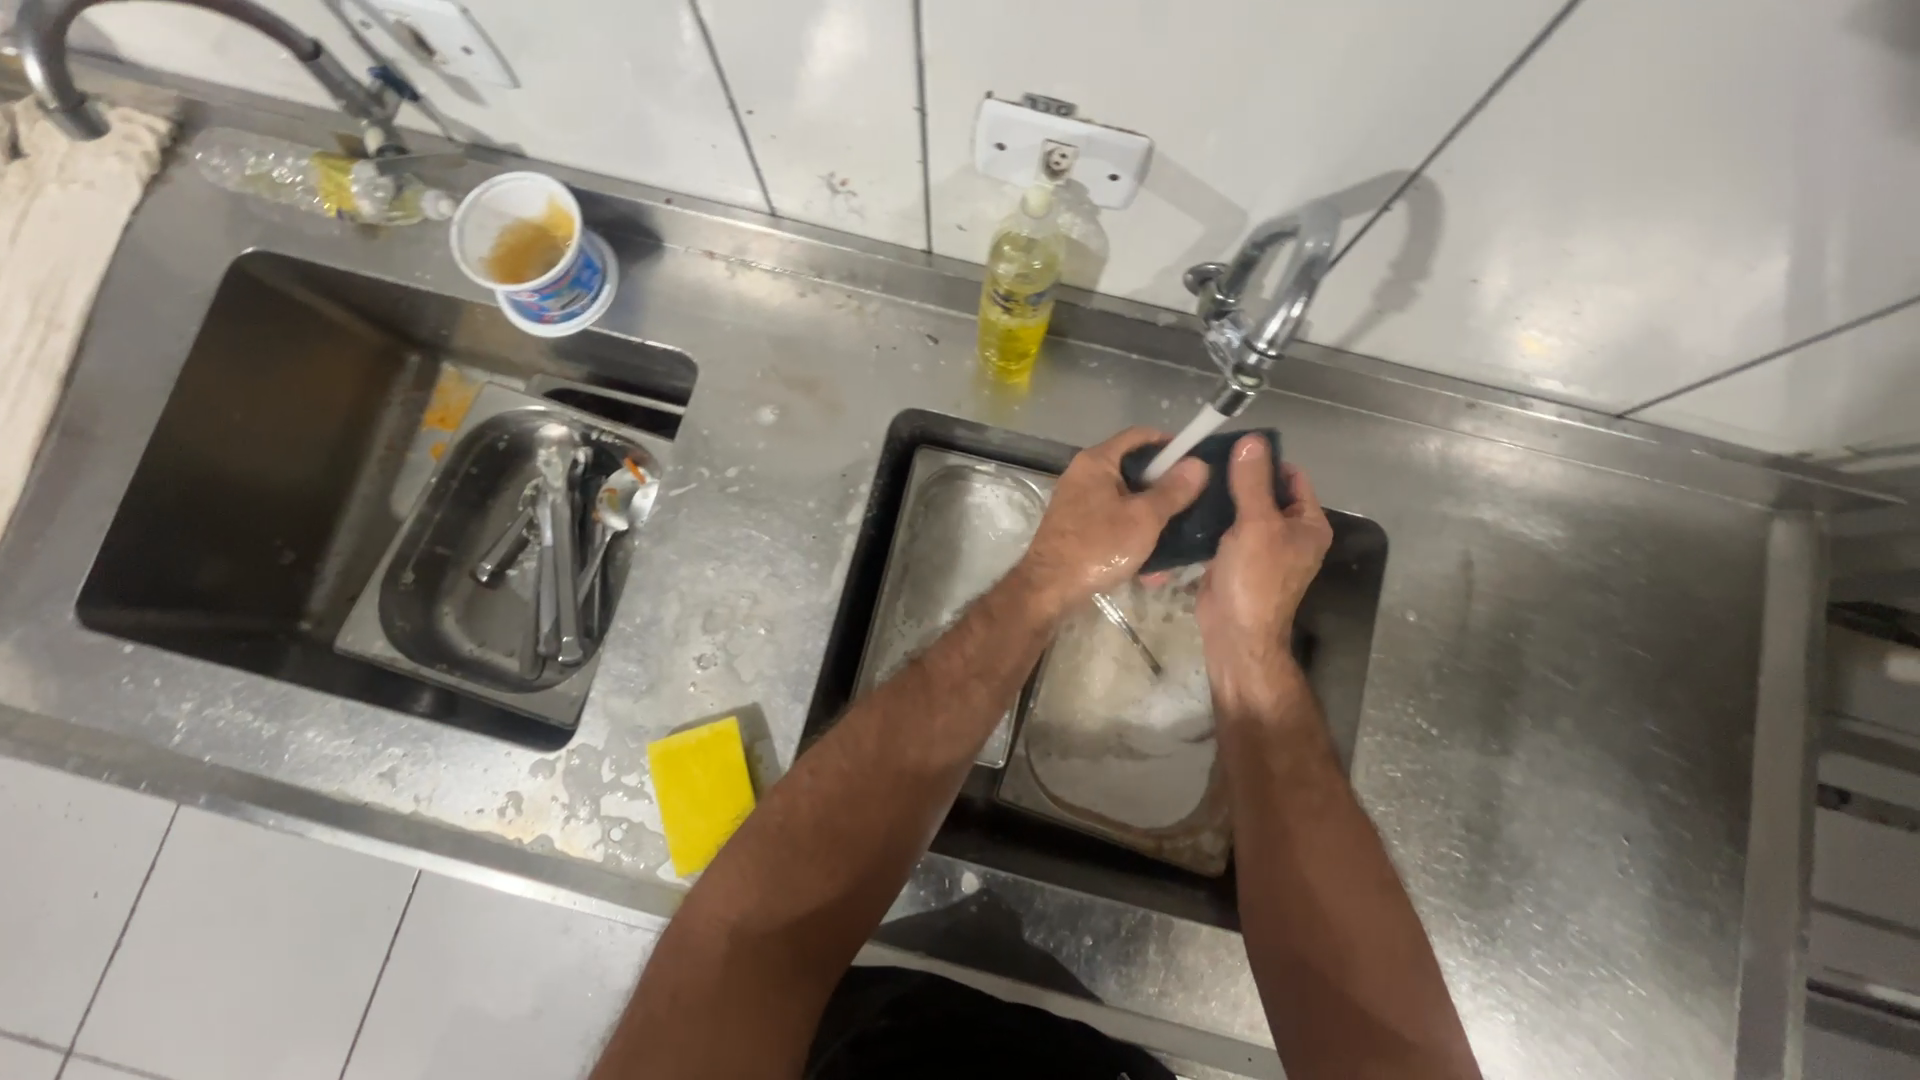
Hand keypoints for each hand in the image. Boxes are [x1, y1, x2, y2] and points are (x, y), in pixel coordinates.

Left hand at [1015, 428, 1207, 616]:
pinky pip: (1114, 524)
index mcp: (1096, 462)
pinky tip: (1153, 567)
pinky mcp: (1078, 528)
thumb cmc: (1098, 546)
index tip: (1195, 461)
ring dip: (1152, 522)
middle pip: (1134, 471)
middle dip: (1165, 490)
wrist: (1049, 588)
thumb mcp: (1143, 519)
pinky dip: (1133, 538)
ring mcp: (1078, 503)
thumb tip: (1198, 464)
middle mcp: (1084, 476)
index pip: (1138, 436)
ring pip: (1126, 503)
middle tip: (1193, 504)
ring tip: (1177, 543)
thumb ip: (1173, 491)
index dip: (1170, 444)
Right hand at [1196, 436, 1332, 703]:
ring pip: (1240, 511)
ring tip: (1192, 477)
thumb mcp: (1257, 524)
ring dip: (1219, 497)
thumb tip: (1252, 439)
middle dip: (1237, 476)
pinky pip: (1223, 530)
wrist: (1235, 632)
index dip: (1266, 460)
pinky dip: (1208, 519)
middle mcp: (1287, 533)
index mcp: (1307, 524)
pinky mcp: (1234, 559)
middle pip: (1263, 492)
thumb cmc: (1256, 578)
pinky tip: (1186, 504)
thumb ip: (1253, 482)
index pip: (1291, 477)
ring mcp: (1260, 547)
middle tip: (1204, 459)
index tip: (1232, 446)